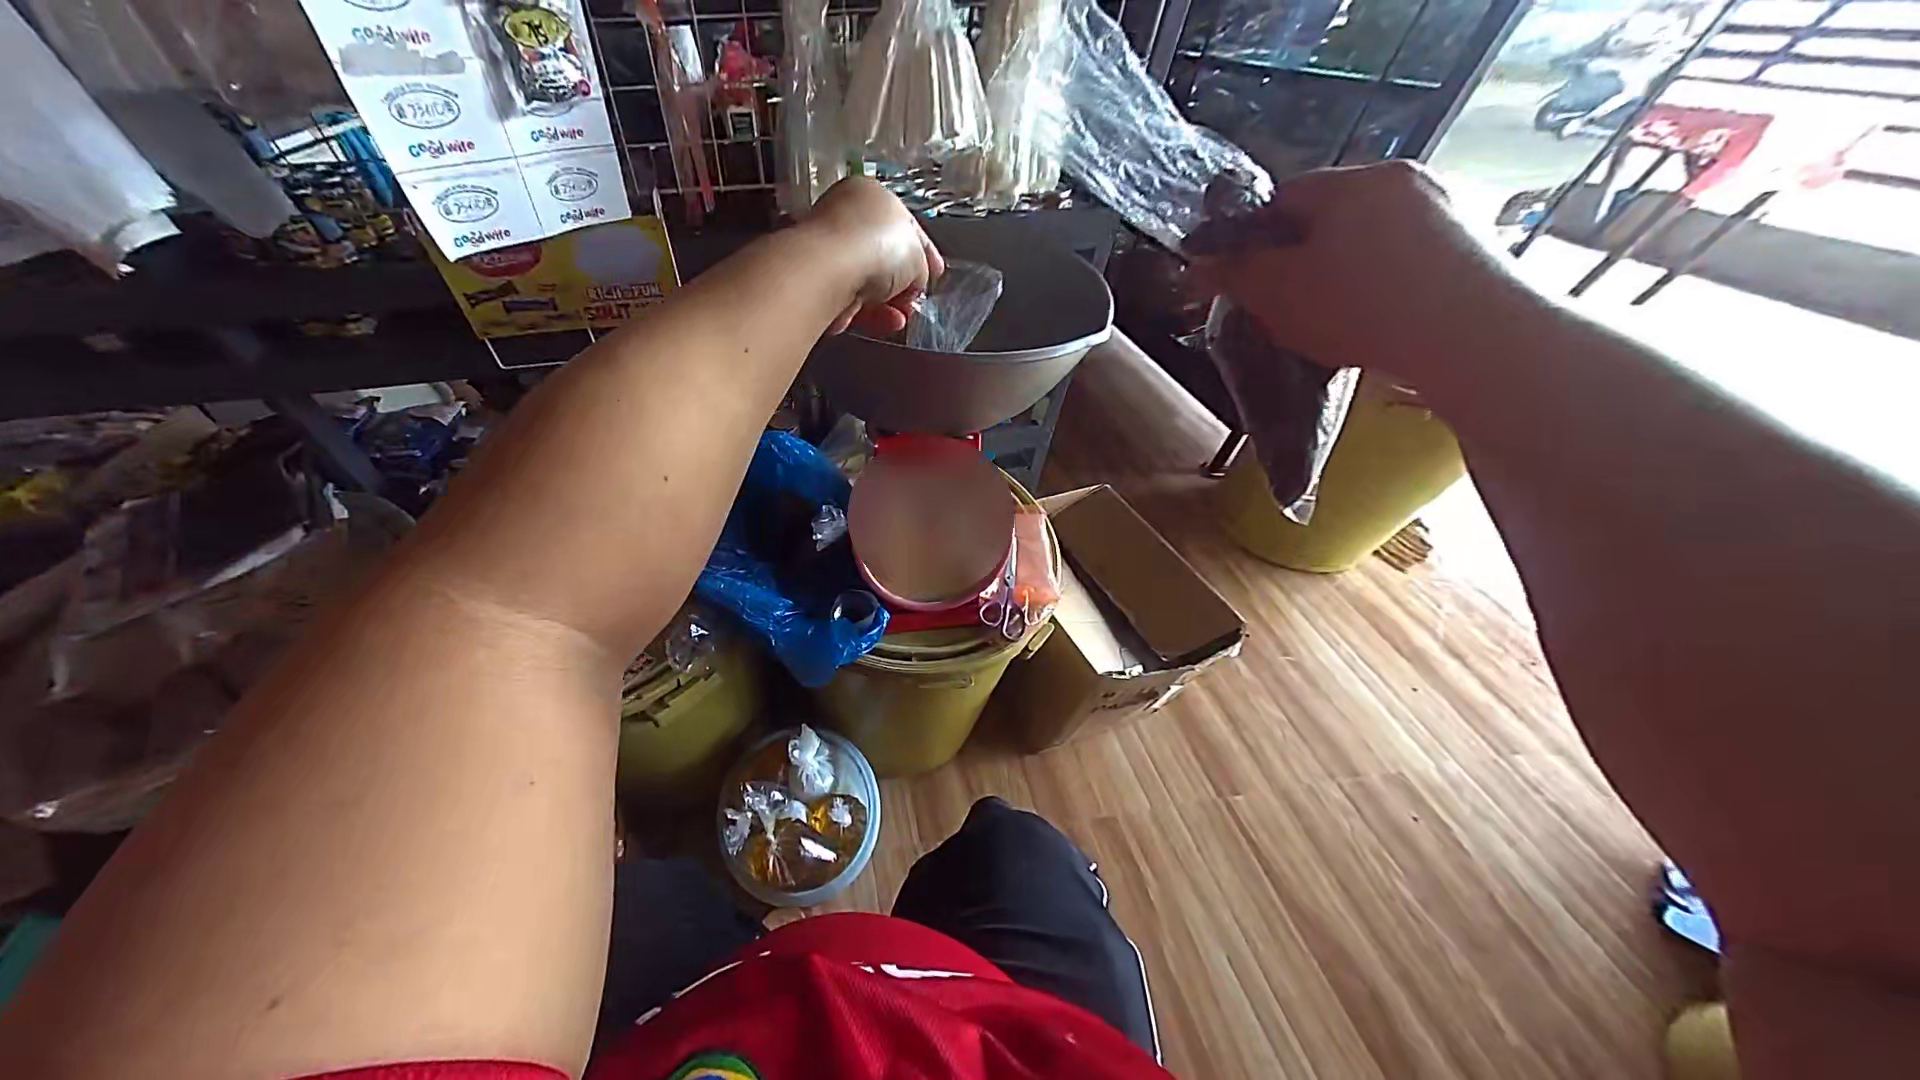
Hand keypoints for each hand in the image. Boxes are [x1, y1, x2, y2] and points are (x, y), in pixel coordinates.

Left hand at [804, 177, 944, 336]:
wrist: (830, 271)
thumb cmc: (875, 246)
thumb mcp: (918, 253)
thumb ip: (921, 267)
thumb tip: (916, 281)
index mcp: (869, 194)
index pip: (903, 224)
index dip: (924, 251)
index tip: (936, 271)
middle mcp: (845, 218)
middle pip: (884, 257)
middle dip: (905, 283)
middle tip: (918, 297)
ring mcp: (829, 253)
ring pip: (869, 284)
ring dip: (892, 304)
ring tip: (906, 315)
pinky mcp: (819, 286)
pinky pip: (853, 303)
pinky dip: (873, 315)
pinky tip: (890, 322)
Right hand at [1194, 162, 1525, 382]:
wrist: (1468, 336)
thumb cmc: (1358, 306)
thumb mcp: (1276, 293)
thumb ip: (1233, 274)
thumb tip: (1197, 262)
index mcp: (1351, 183)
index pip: (1283, 196)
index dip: (1252, 236)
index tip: (1242, 275)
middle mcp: (1403, 182)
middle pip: (1328, 218)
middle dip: (1297, 258)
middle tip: (1281, 304)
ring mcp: (1445, 211)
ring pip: (1368, 241)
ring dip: (1340, 273)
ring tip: (1327, 319)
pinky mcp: (1471, 248)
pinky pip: (1405, 261)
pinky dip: (1380, 286)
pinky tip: (1373, 322)